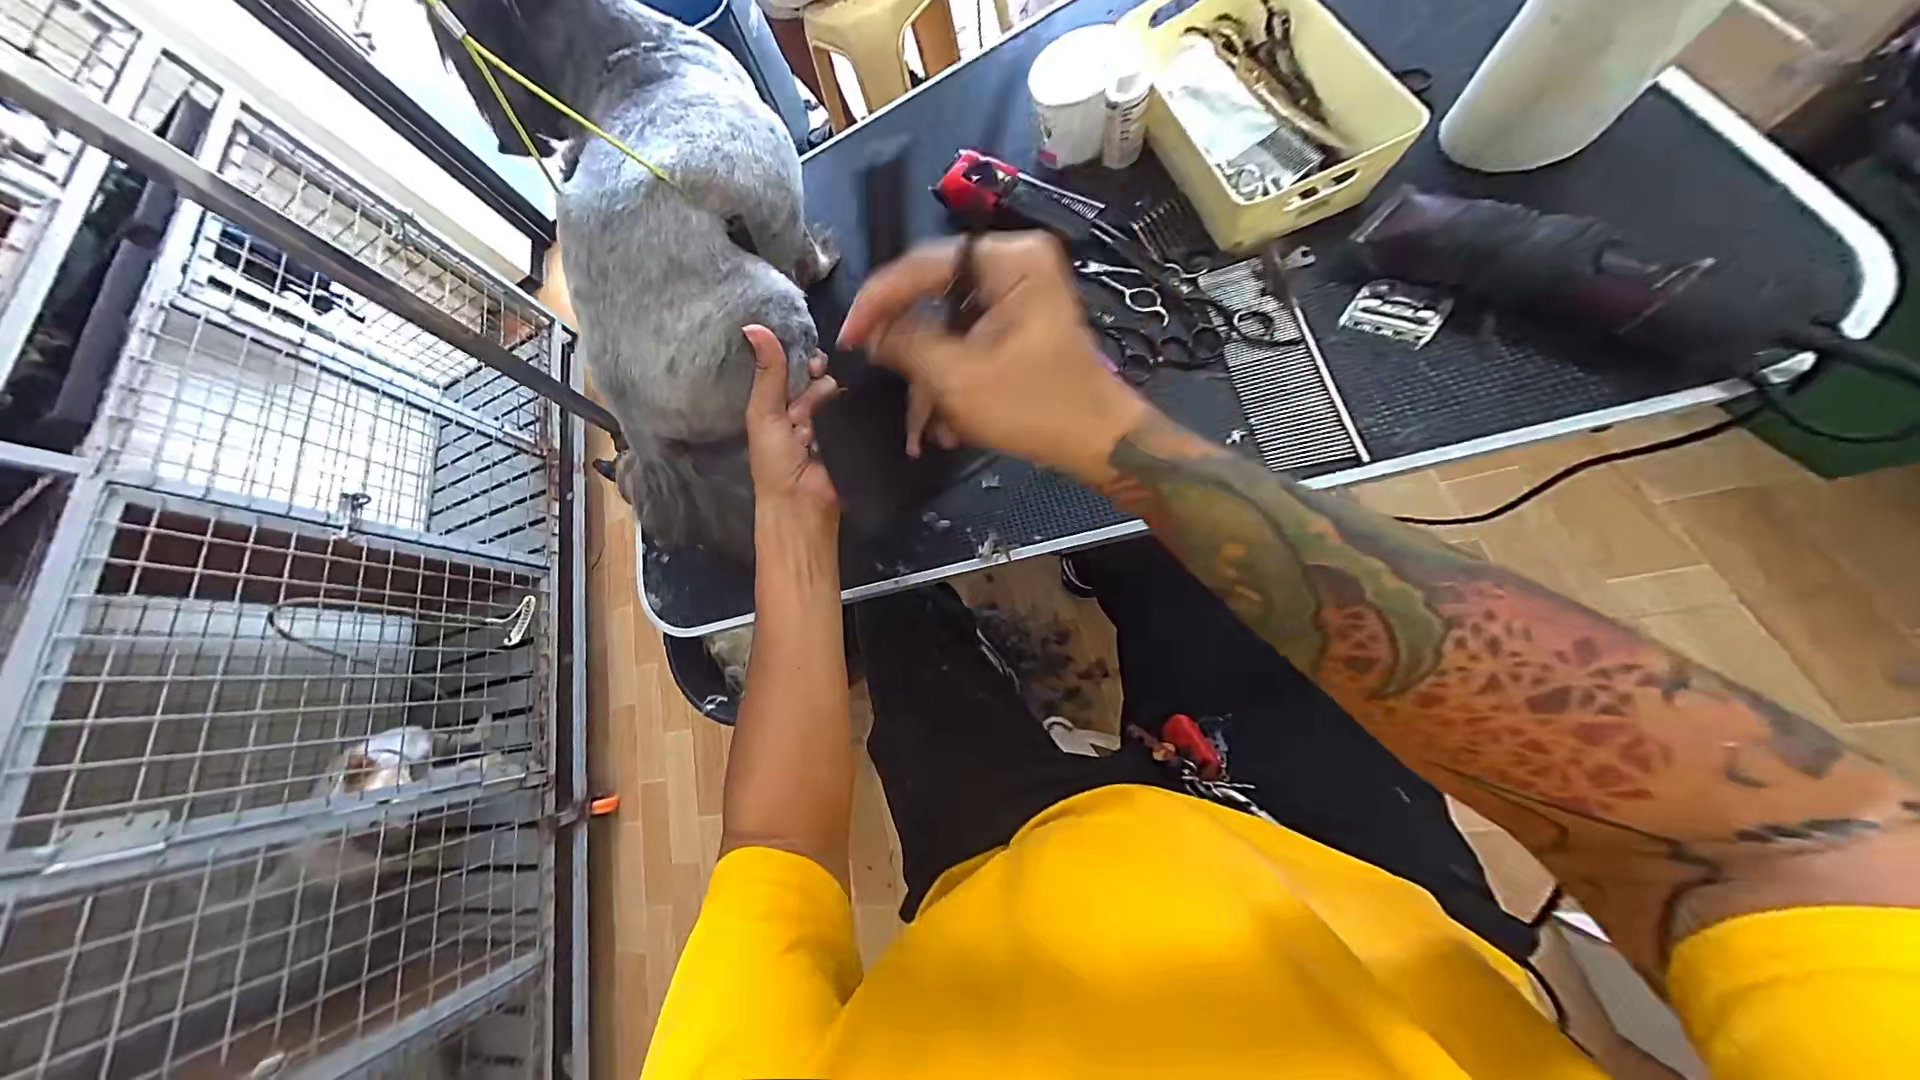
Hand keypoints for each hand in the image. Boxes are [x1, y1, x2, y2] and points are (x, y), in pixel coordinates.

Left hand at [742, 324, 839, 521]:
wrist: (803, 503)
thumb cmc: (775, 462)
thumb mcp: (764, 413)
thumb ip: (767, 372)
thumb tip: (752, 326)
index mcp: (780, 404)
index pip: (794, 368)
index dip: (801, 360)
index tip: (809, 360)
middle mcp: (806, 410)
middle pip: (819, 377)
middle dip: (816, 383)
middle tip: (809, 401)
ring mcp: (832, 423)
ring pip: (839, 391)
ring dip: (832, 400)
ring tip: (820, 422)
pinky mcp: (853, 434)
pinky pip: (856, 409)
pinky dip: (854, 408)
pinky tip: (850, 412)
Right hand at [838, 232, 1149, 483]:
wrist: (1099, 444)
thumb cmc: (1037, 408)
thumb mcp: (960, 377)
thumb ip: (907, 343)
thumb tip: (872, 331)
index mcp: (1010, 260)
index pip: (923, 263)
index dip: (879, 300)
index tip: (849, 335)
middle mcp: (1015, 267)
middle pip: (935, 298)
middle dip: (909, 350)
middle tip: (876, 373)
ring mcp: (1017, 300)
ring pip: (949, 330)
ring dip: (930, 380)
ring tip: (920, 425)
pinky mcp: (1017, 329)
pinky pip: (969, 346)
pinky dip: (952, 383)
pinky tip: (944, 424)